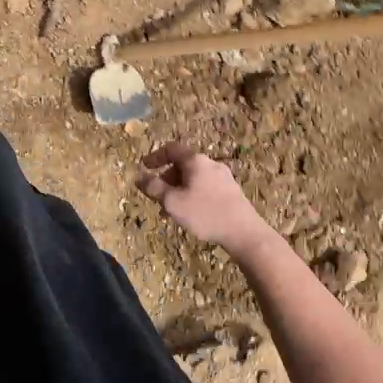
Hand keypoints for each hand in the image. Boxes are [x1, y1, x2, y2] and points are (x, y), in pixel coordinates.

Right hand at [138, 142, 271, 255]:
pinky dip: (193, 195)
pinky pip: (205, 187)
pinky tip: (192, 215)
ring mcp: (224, 177)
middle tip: (158, 197)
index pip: (171, 149)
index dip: (155, 156)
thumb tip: (138, 176)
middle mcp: (210, 164)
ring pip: (194, 178)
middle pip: (183, 164)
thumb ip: (153, 187)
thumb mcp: (172, 202)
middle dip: (167, 179)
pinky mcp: (232, 192)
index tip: (144, 167)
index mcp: (195, 161)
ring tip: (172, 211)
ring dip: (179, 190)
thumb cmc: (205, 213)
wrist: (245, 233)